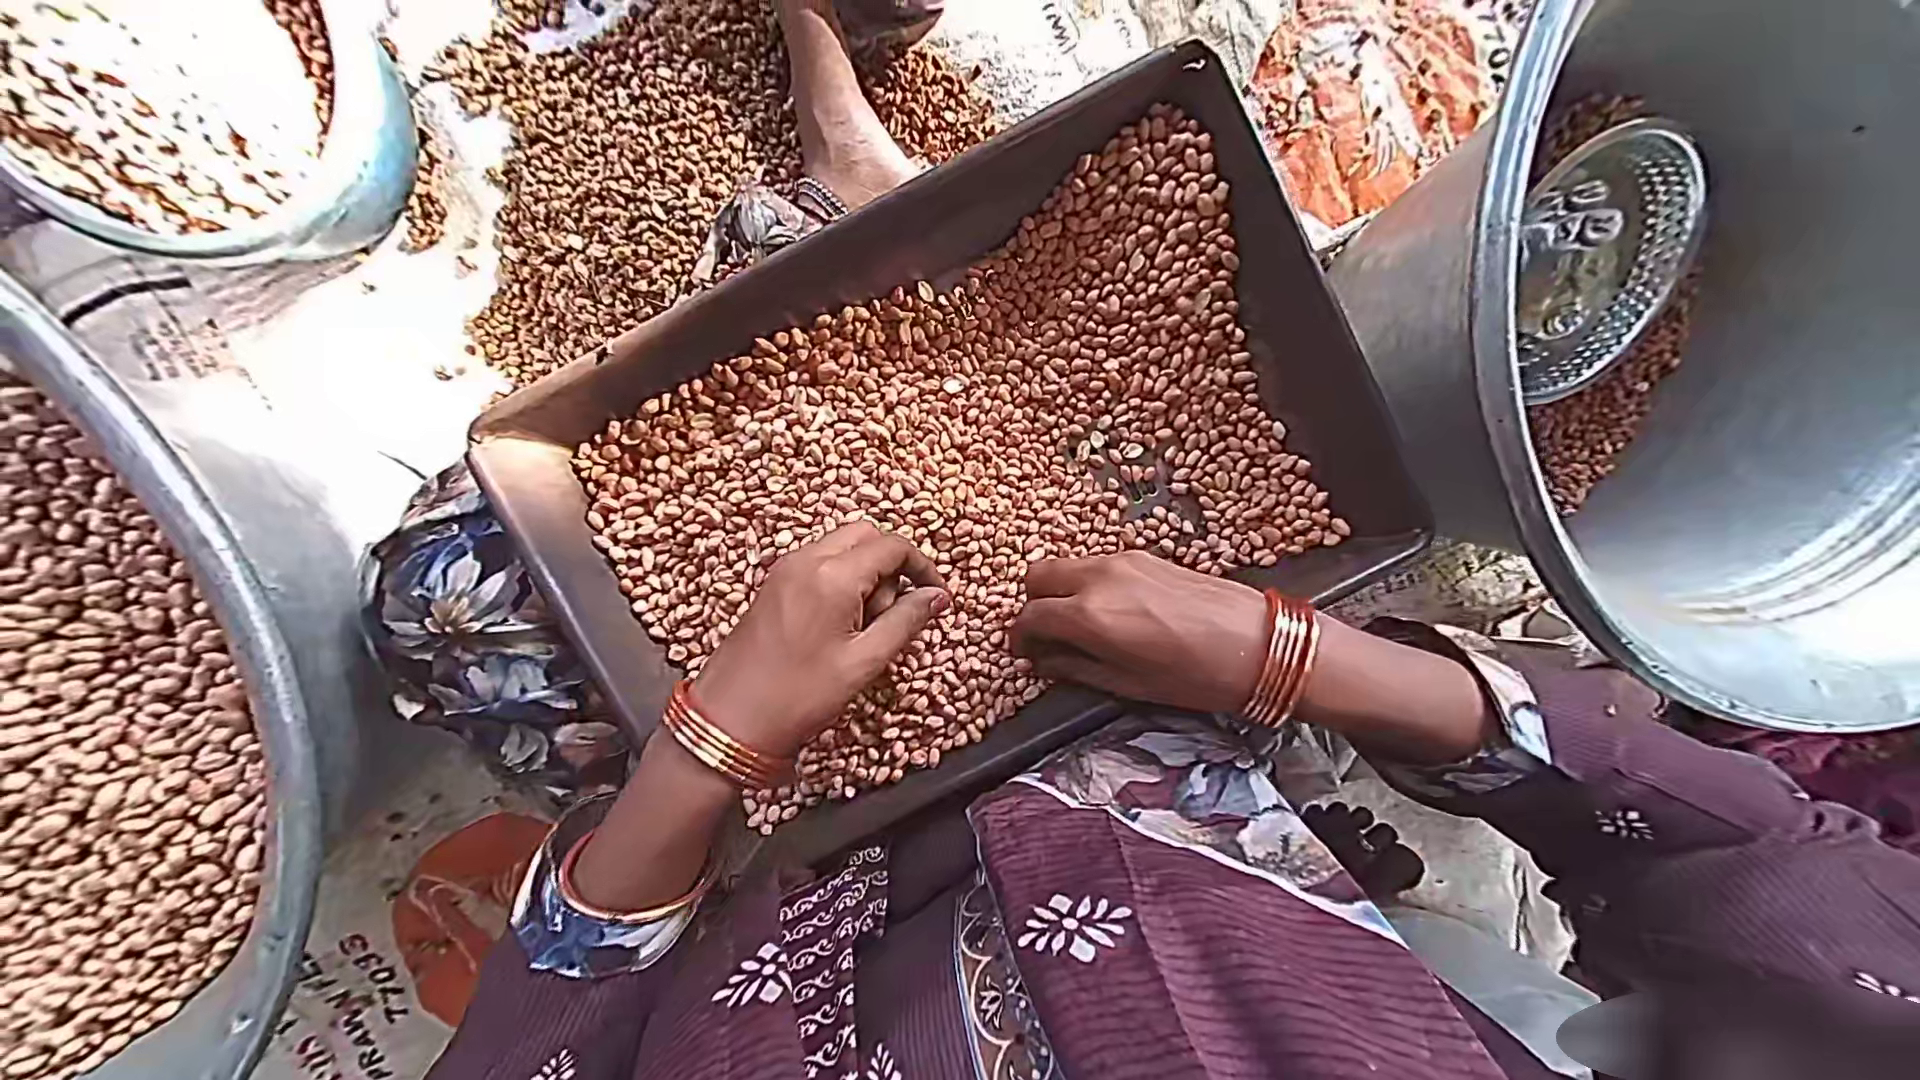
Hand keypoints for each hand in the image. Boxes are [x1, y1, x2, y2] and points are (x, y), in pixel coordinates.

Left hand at [692, 522, 948, 757]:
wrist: (727, 721)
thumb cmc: (798, 697)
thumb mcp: (864, 661)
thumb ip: (906, 621)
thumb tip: (937, 597)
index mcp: (832, 576)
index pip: (893, 546)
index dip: (923, 567)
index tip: (935, 596)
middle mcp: (806, 559)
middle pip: (866, 535)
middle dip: (892, 565)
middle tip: (895, 612)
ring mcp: (785, 568)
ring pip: (843, 547)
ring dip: (866, 572)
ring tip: (865, 626)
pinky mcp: (774, 583)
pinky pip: (820, 563)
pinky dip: (842, 579)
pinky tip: (842, 623)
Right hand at [1011, 551, 1266, 714]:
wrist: (1263, 642)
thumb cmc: (1197, 676)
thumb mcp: (1129, 684)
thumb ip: (1076, 667)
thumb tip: (1042, 662)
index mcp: (1089, 614)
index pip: (1030, 616)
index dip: (1020, 638)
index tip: (1025, 653)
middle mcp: (1097, 577)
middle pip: (1037, 575)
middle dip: (1032, 604)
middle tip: (1046, 633)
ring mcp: (1121, 560)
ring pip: (1065, 565)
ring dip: (1059, 591)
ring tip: (1078, 623)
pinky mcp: (1143, 554)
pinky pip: (1094, 563)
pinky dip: (1085, 582)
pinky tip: (1109, 609)